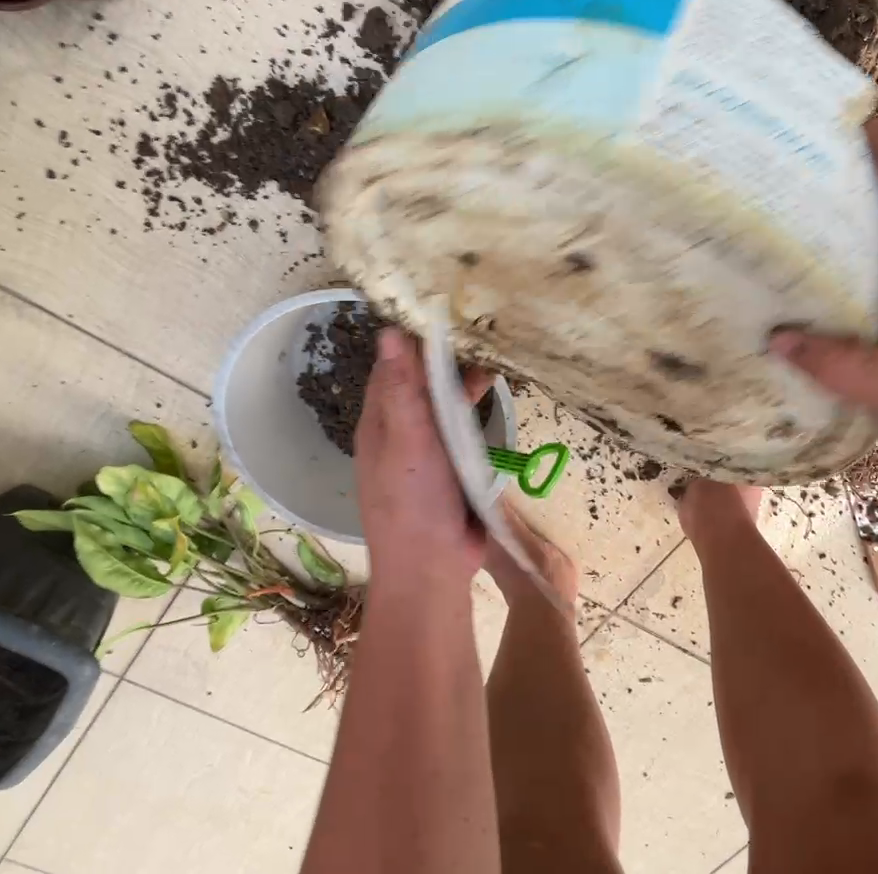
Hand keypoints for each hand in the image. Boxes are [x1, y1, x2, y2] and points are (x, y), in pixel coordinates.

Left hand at [353, 328, 485, 585]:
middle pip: (422, 384)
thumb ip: (402, 390)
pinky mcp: (453, 469)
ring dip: (464, 384)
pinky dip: (476, 412)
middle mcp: (402, 431)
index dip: (414, 338)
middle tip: (480, 331)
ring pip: (445, 406)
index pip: (393, 366)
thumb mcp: (408, 441)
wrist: (433, 569)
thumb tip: (388, 333)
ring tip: (493, 359)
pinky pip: (464, 431)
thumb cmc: (413, 503)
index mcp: (381, 422)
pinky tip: (496, 399)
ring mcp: (428, 451)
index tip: (444, 308)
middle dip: (447, 360)